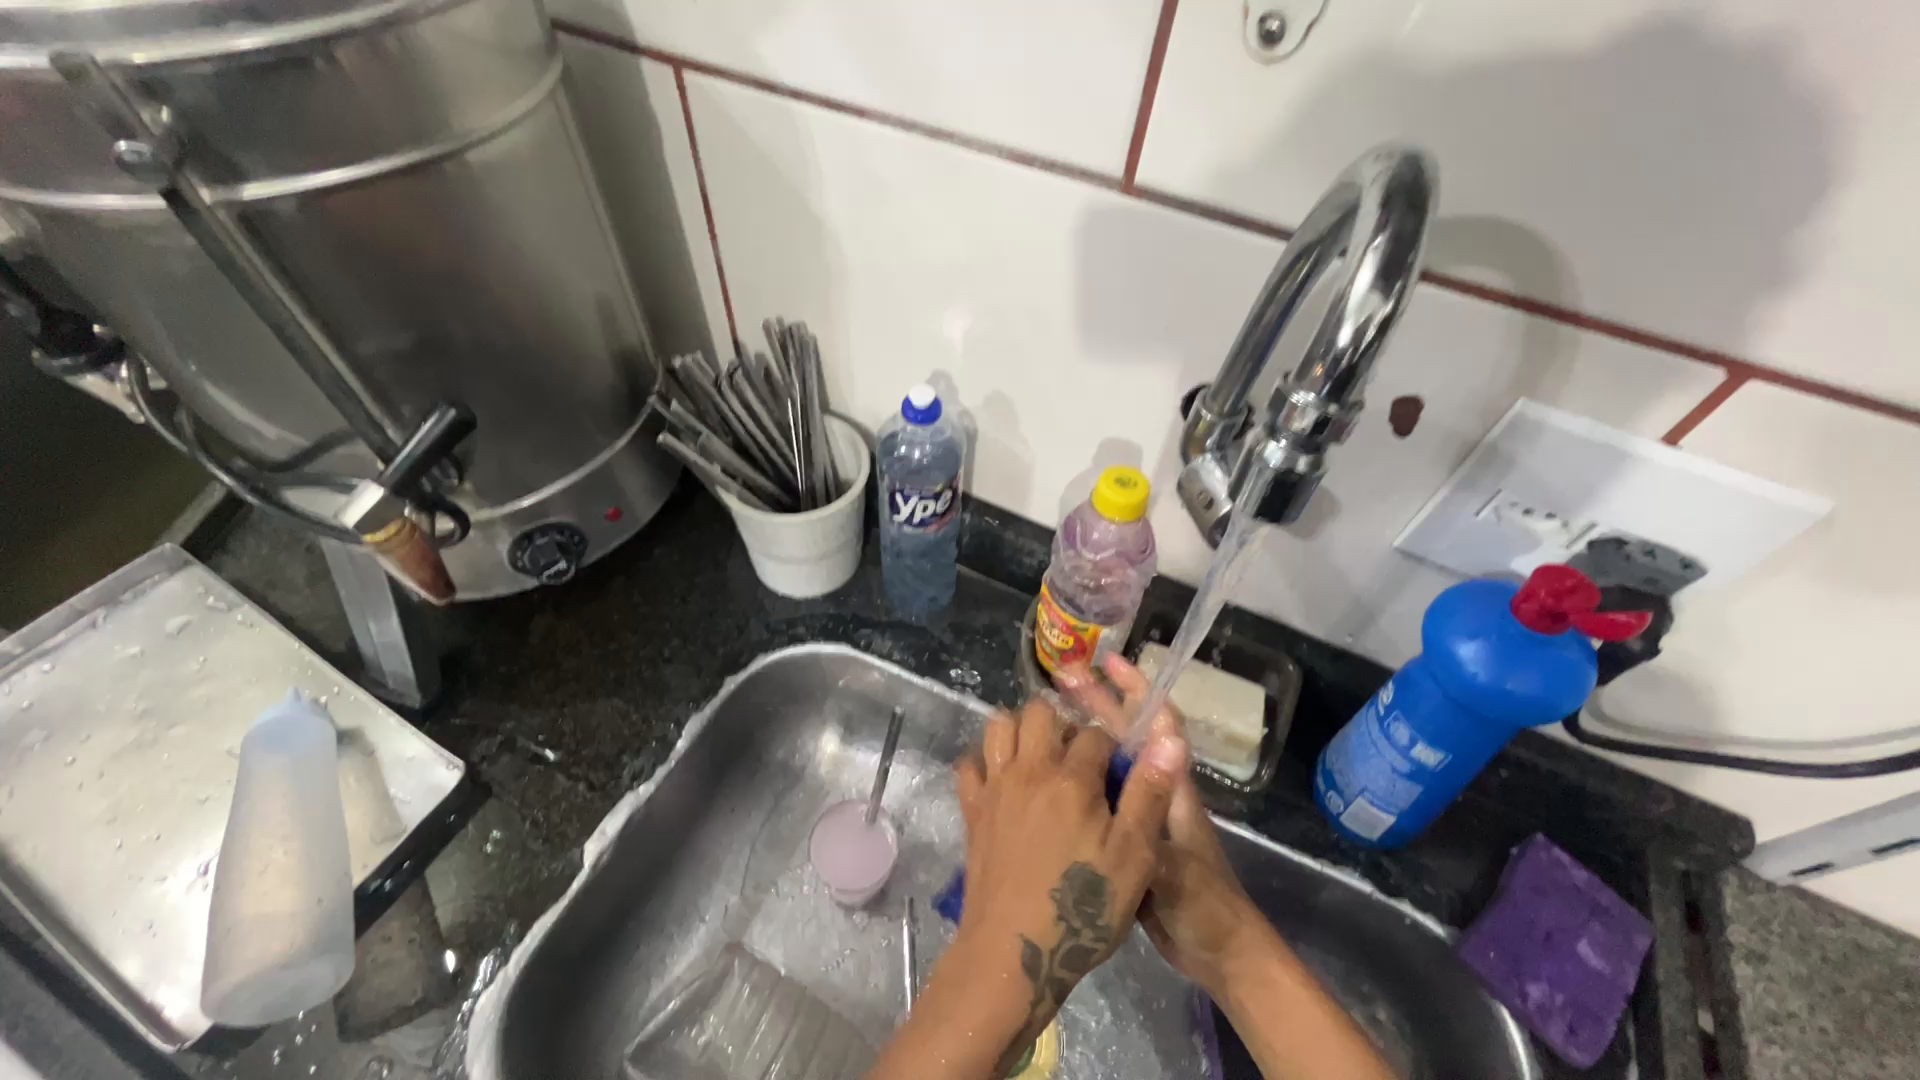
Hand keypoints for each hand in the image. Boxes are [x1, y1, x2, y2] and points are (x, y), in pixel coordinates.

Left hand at [950, 697, 1187, 1065]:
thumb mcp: (1133, 856)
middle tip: (1077, 759)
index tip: (1117, 772)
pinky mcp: (971, 810)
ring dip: (1020, 731)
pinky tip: (1003, 782)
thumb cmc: (1081, 907)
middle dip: (1063, 724)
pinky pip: (970, 764)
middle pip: (1040, 712)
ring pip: (999, 726)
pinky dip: (985, 761)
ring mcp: (994, 787)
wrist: (1013, 950)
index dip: (1111, 747)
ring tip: (1040, 761)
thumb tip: (1169, 739)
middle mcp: (1029, 769)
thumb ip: (1149, 793)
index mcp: (1072, 777)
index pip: (1095, 733)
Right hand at [1057, 654, 1262, 993]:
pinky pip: (1097, 797)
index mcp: (1172, 788)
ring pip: (1108, 763)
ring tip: (1043, 719)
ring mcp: (1139, 814)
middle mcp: (1154, 791)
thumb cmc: (1202, 904)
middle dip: (1098, 702)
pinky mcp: (1124, 838)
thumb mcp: (1174, 868)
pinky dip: (1075, 779)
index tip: (1107, 663)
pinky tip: (1045, 778)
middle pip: (1126, 734)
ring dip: (1082, 737)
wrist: (1215, 952)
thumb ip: (1154, 824)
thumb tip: (1136, 774)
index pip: (1157, 724)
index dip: (1136, 689)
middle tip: (1061, 676)